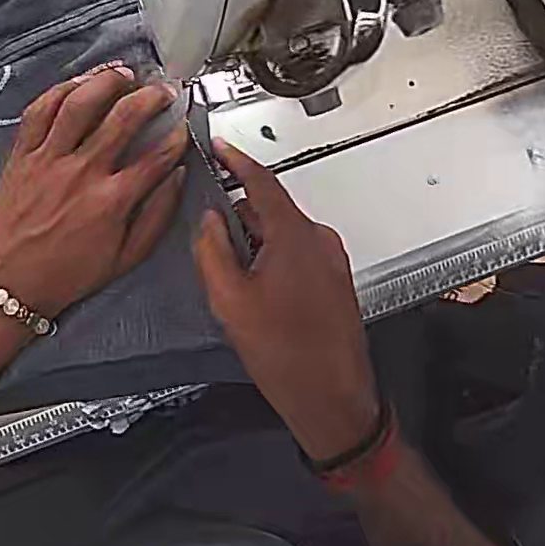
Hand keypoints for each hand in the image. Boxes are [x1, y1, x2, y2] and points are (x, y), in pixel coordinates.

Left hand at [0, 61, 189, 315]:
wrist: (12, 280)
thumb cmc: (69, 271)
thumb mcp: (126, 257)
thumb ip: (158, 216)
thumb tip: (178, 176)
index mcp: (111, 201)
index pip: (156, 156)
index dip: (176, 135)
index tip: (182, 124)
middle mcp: (82, 173)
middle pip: (123, 118)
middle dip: (150, 97)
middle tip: (161, 90)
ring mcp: (49, 160)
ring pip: (79, 104)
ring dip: (105, 81)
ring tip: (123, 73)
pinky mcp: (23, 155)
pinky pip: (39, 111)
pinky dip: (59, 90)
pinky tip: (78, 83)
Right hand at [192, 139, 378, 462]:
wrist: (332, 399)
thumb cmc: (288, 355)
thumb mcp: (229, 299)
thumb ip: (211, 249)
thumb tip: (210, 221)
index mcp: (294, 237)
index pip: (261, 181)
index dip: (235, 159)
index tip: (220, 146)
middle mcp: (319, 241)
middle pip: (269, 208)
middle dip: (238, 217)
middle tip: (213, 240)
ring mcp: (330, 259)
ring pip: (281, 231)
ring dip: (255, 242)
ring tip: (236, 280)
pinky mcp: (334, 277)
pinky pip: (296, 250)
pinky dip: (272, 256)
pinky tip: (258, 289)